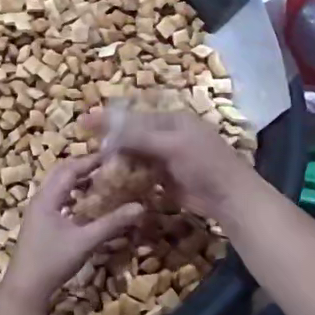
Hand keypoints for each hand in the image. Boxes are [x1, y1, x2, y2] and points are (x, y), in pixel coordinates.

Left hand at [0, 155, 142, 308]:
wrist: (26, 285)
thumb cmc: (53, 260)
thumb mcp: (85, 241)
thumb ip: (112, 223)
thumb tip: (140, 207)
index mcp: (47, 197)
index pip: (70, 169)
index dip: (90, 160)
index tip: (113, 155)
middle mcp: (39, 199)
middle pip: (61, 174)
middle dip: (83, 167)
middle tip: (108, 165)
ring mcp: (37, 211)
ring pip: (58, 187)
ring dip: (77, 181)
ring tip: (101, 180)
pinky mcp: (39, 223)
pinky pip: (57, 200)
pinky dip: (72, 196)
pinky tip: (86, 204)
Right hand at [87, 109, 265, 221]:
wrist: (230, 198)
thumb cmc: (204, 164)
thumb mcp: (171, 145)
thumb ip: (138, 136)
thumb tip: (106, 133)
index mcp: (172, 120)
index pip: (133, 115)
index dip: (108, 118)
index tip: (83, 121)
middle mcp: (168, 134)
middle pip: (132, 133)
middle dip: (110, 138)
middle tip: (85, 142)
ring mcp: (166, 156)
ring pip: (134, 153)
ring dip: (117, 157)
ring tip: (95, 162)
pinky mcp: (164, 176)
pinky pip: (139, 171)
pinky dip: (126, 173)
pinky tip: (111, 177)